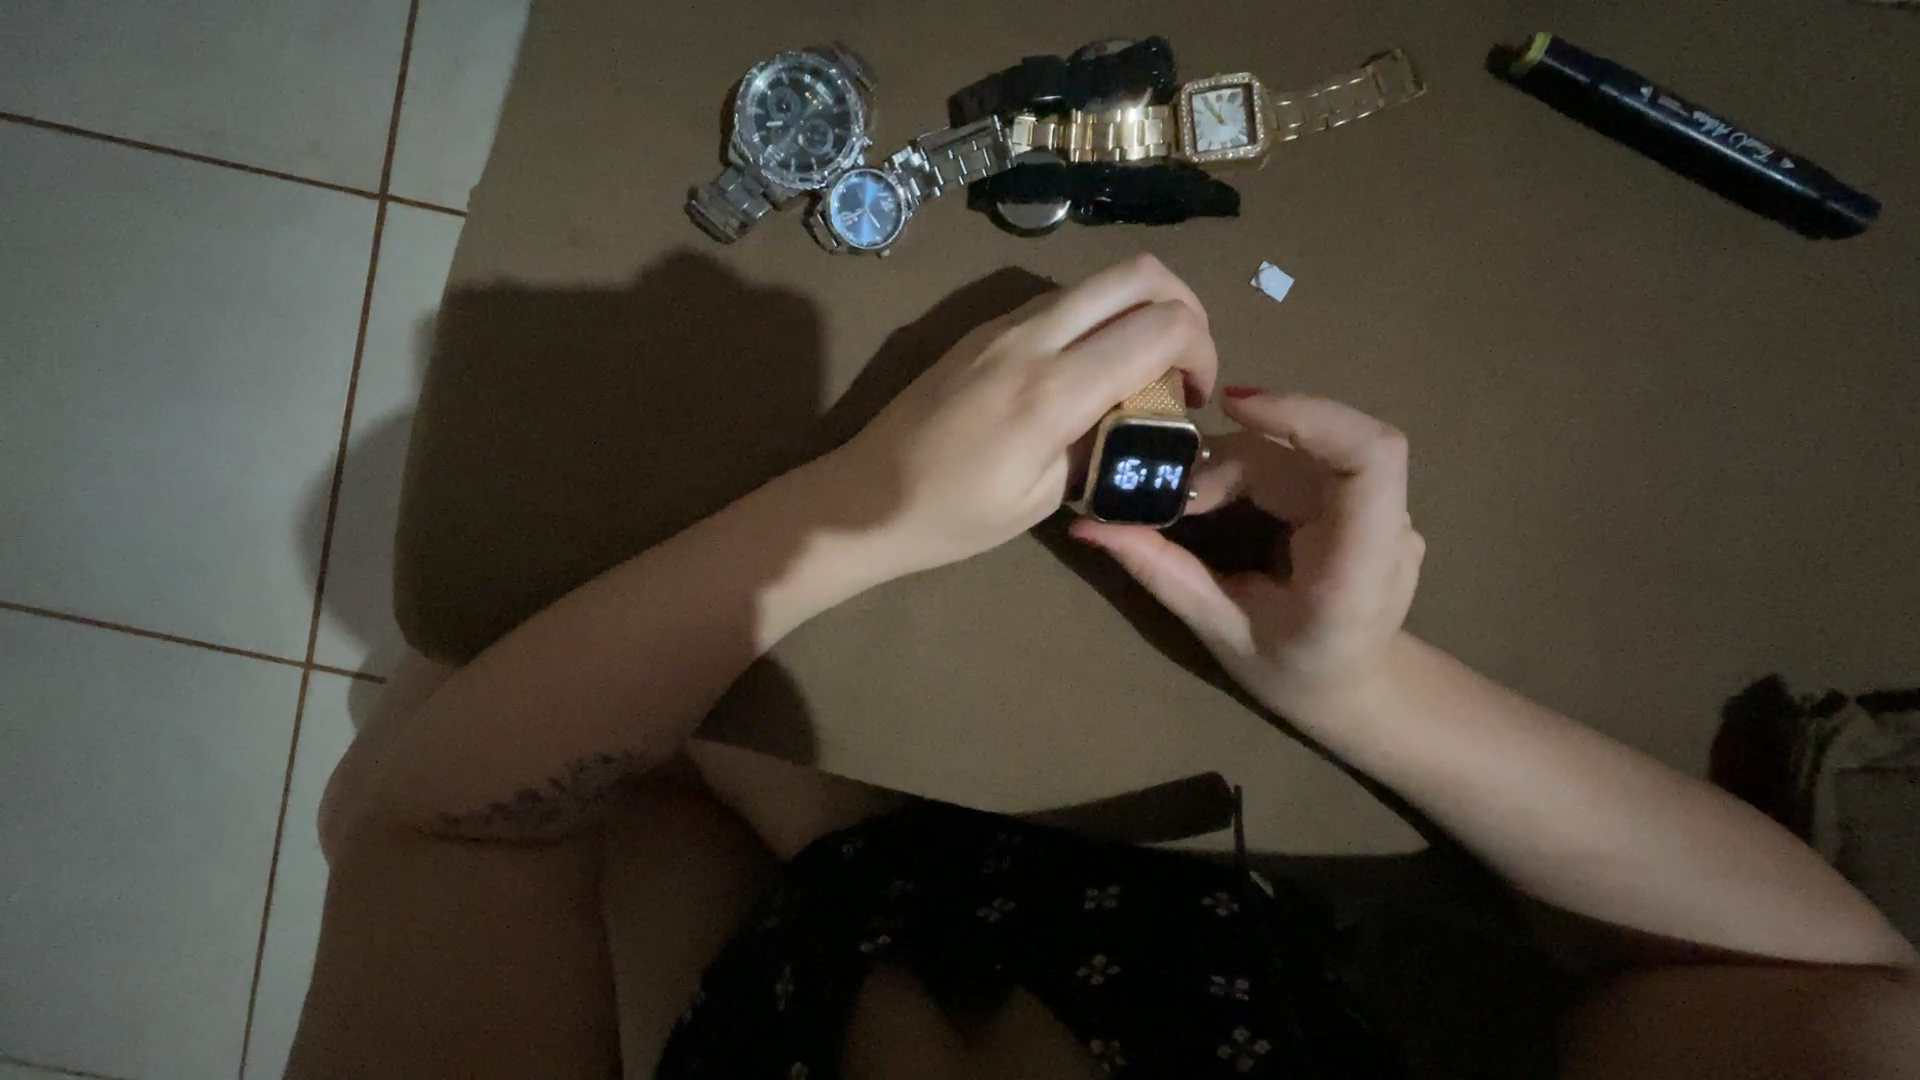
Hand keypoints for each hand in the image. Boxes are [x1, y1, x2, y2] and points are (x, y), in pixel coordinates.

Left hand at [830, 255, 1218, 575]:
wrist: (863, 500)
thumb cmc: (952, 518)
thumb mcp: (1041, 499)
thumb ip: (1097, 443)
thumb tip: (1130, 414)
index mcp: (1053, 390)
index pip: (1162, 326)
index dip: (1202, 350)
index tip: (1195, 395)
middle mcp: (1032, 339)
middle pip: (1138, 273)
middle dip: (1184, 306)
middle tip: (1183, 361)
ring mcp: (1000, 326)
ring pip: (1095, 282)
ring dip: (1134, 310)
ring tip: (1136, 368)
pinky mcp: (979, 330)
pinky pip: (1056, 302)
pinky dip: (1093, 319)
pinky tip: (1084, 369)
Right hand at [1071, 390, 1421, 719]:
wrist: (1353, 687)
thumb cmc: (1291, 670)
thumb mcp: (1217, 628)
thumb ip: (1159, 570)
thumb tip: (1086, 525)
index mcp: (1359, 568)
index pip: (1369, 459)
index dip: (1308, 415)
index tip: (1231, 408)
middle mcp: (1385, 525)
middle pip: (1307, 451)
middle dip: (1227, 463)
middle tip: (1171, 503)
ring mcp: (1381, 506)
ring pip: (1298, 448)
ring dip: (1230, 464)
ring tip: (1187, 505)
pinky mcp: (1361, 496)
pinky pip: (1301, 457)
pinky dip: (1246, 467)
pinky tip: (1218, 496)